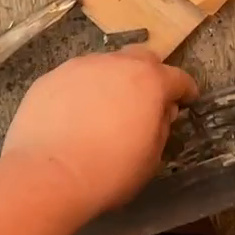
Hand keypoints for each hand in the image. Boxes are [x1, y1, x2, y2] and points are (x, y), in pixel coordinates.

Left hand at [0, 46, 198, 219]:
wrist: (47, 176)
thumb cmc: (108, 172)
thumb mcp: (150, 159)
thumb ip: (161, 127)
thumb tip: (162, 111)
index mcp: (149, 81)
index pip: (178, 77)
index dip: (185, 89)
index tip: (187, 98)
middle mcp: (117, 63)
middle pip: (142, 59)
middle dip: (149, 75)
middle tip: (144, 100)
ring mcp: (81, 66)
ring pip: (105, 66)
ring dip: (112, 82)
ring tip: (102, 110)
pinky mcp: (51, 77)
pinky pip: (75, 79)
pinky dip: (80, 92)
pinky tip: (72, 117)